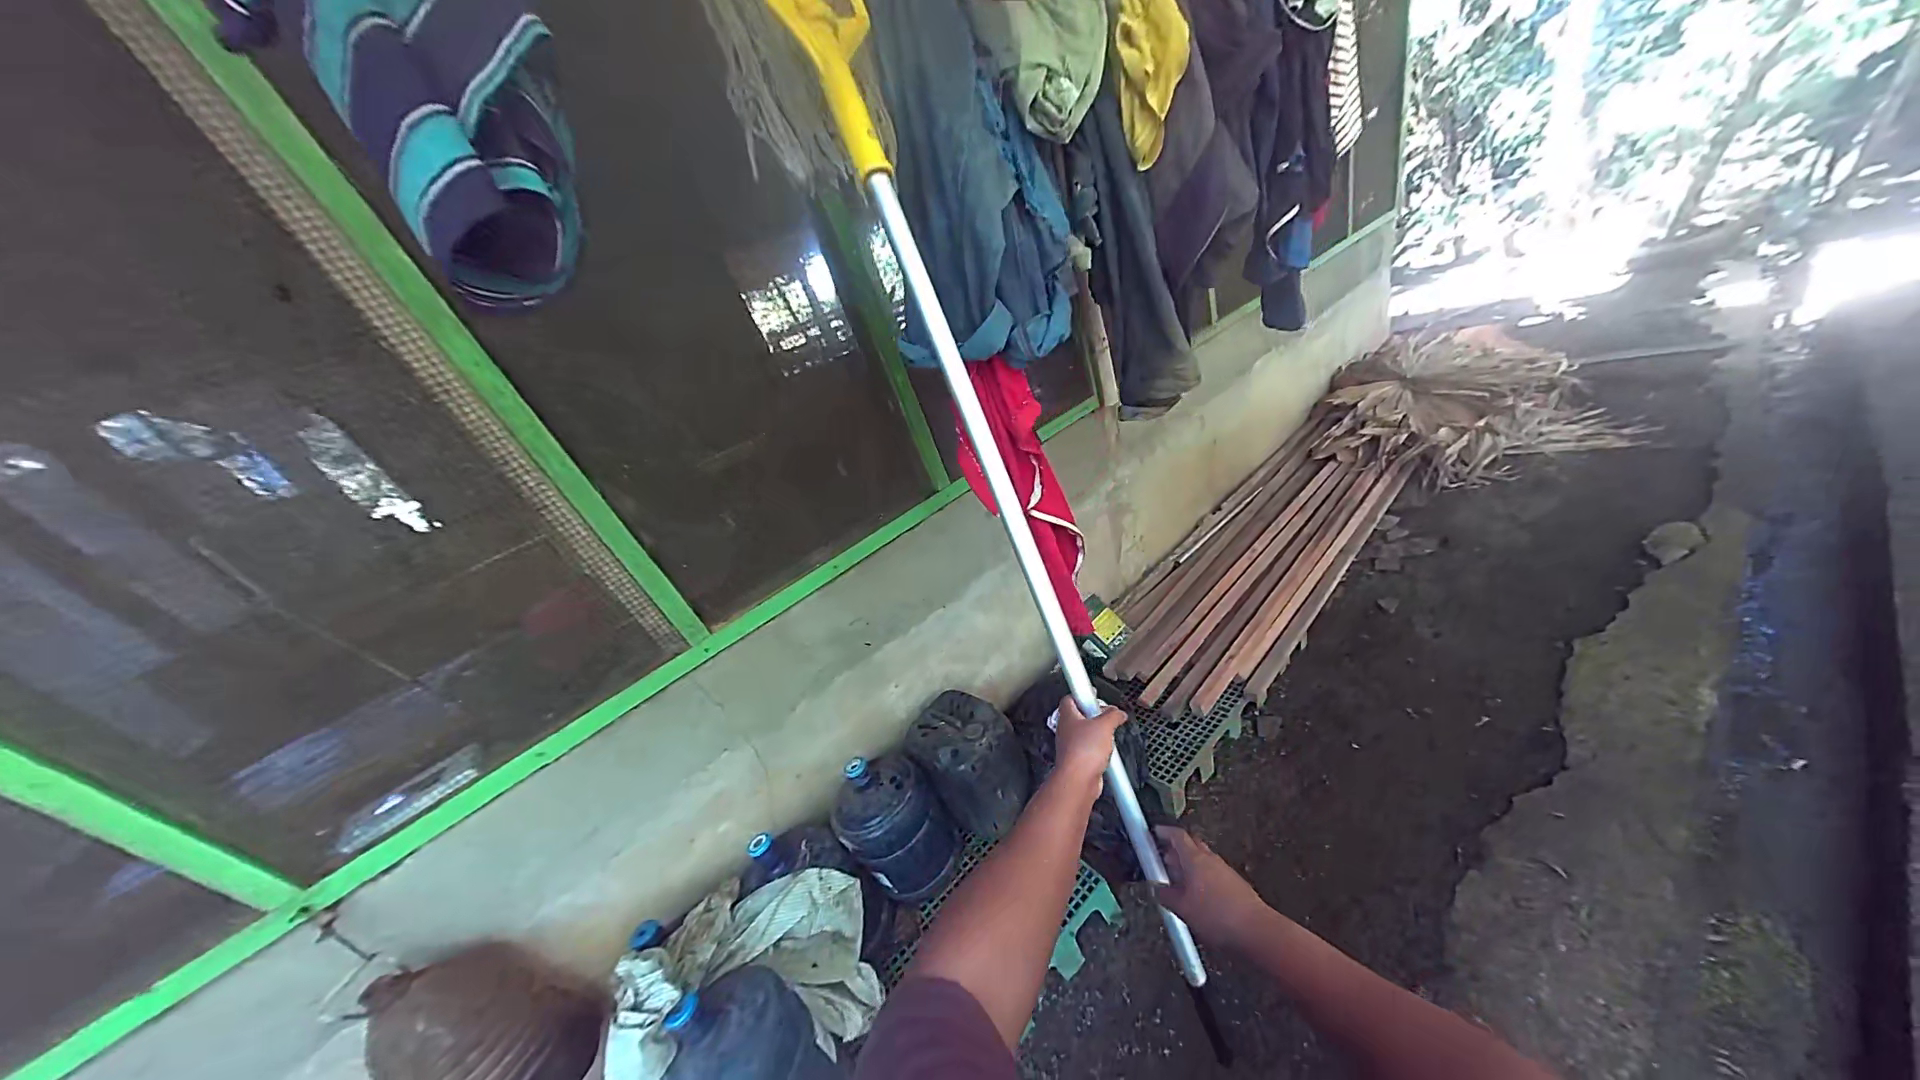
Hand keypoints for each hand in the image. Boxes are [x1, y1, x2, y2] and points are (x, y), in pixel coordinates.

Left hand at [1052, 695, 1125, 787]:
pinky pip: (1090, 749)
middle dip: (1095, 715)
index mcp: (1068, 715)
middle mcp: (1067, 729)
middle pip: (1081, 715)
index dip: (1082, 694)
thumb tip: (1118, 712)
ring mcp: (1071, 745)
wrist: (1079, 779)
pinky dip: (1100, 749)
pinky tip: (1107, 752)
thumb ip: (1113, 715)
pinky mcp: (1079, 759)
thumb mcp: (1105, 725)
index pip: (1070, 698)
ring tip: (1109, 734)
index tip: (1093, 694)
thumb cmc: (1083, 751)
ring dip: (1099, 733)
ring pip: (1086, 733)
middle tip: (1107, 715)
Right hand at [1153, 826, 1273, 948]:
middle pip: (1191, 844)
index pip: (1177, 835)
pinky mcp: (1236, 884)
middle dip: (1176, 848)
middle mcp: (1210, 859)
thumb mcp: (1183, 909)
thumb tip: (1157, 890)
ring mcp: (1225, 871)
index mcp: (1194, 859)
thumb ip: (1166, 896)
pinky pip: (1214, 873)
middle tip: (1164, 858)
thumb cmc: (1217, 916)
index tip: (1155, 833)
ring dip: (1190, 865)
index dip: (1164, 832)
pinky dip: (1203, 878)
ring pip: (1203, 859)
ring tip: (1179, 881)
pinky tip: (1199, 896)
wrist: (1257, 931)